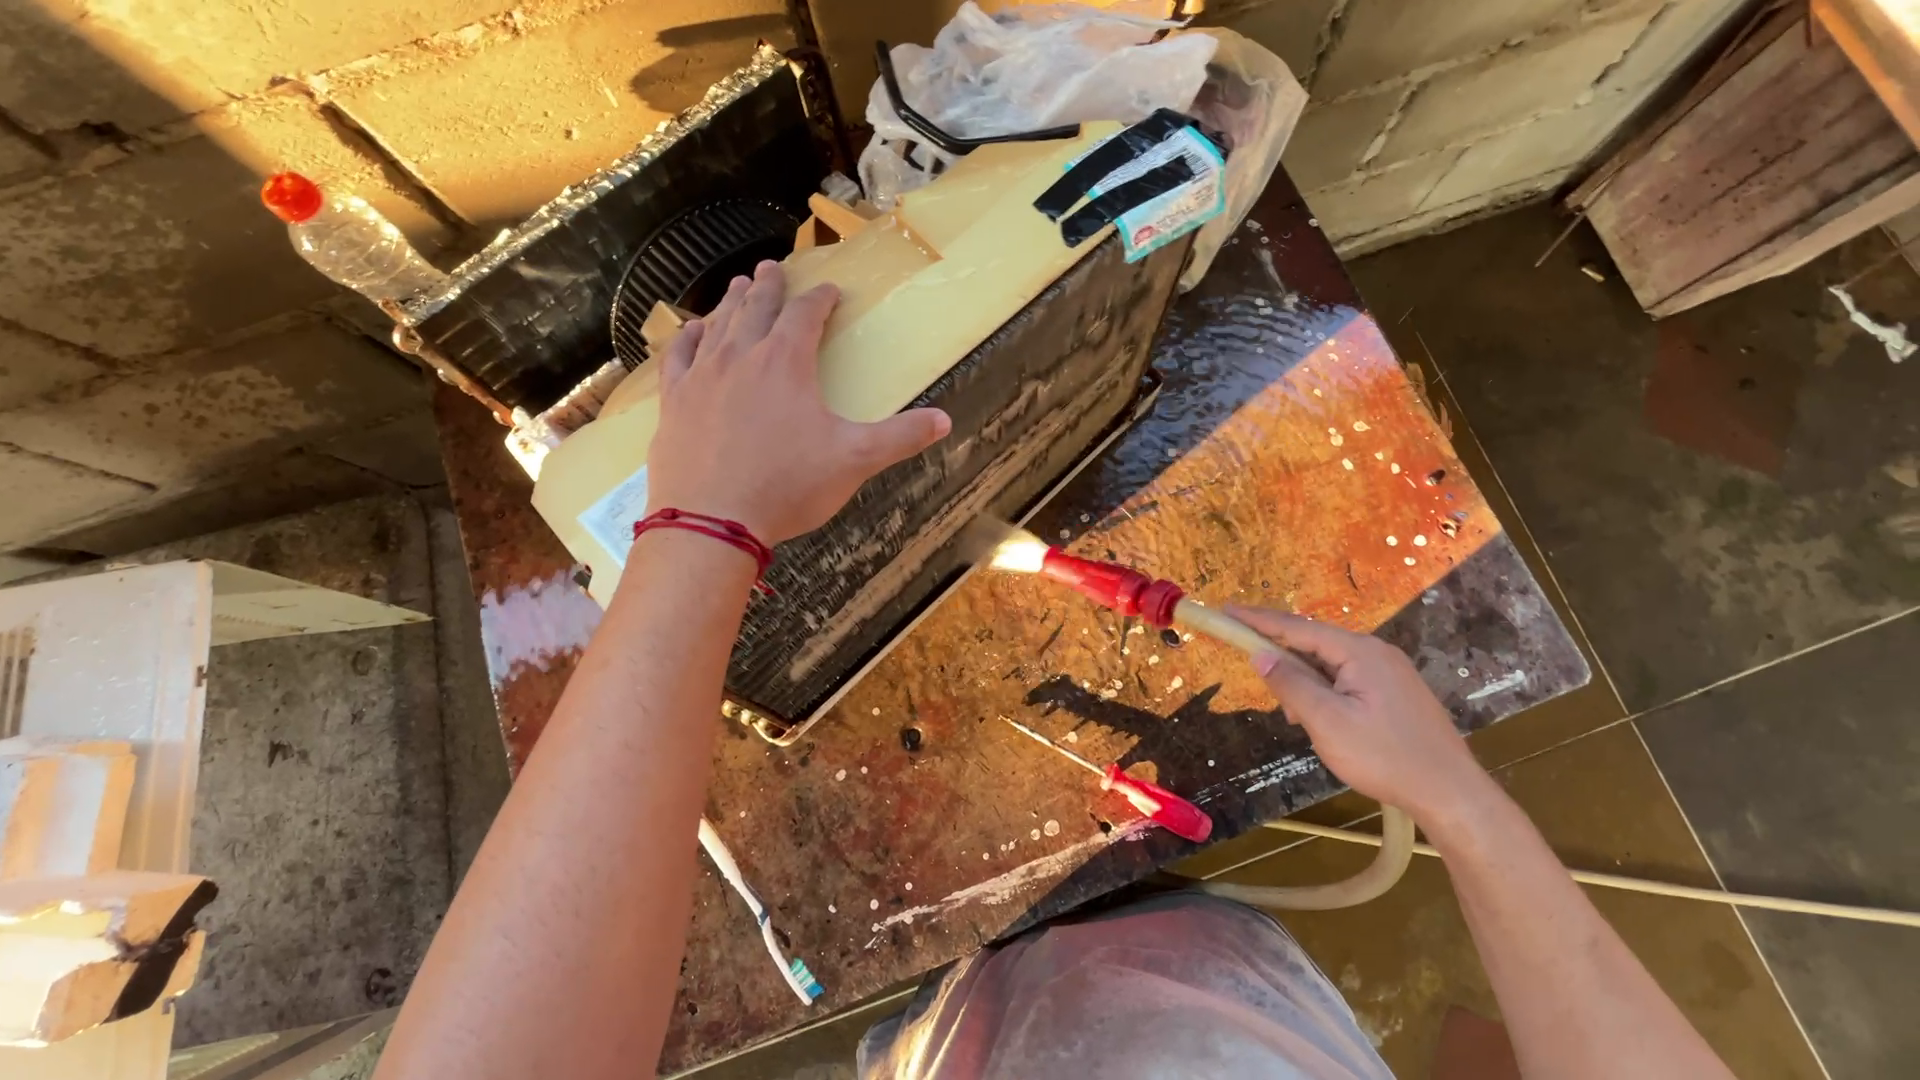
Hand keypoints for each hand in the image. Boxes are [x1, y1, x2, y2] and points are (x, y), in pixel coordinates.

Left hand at [646, 260, 951, 544]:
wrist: (711, 521)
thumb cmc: (787, 487)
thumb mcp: (854, 461)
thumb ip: (900, 437)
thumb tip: (945, 420)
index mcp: (785, 362)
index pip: (806, 315)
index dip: (821, 299)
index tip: (830, 291)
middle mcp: (741, 356)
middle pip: (757, 307)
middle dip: (770, 286)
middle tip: (773, 267)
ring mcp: (702, 376)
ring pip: (717, 324)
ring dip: (731, 302)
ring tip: (738, 286)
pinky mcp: (674, 401)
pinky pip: (678, 356)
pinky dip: (686, 337)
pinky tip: (690, 331)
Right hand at [1227, 606, 1491, 822]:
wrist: (1451, 793)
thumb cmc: (1384, 756)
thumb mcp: (1326, 722)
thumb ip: (1290, 684)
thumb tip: (1260, 654)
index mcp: (1359, 652)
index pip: (1297, 627)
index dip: (1258, 620)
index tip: (1226, 611)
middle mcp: (1376, 653)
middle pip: (1315, 645)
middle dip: (1282, 660)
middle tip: (1258, 681)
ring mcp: (1390, 673)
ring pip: (1331, 666)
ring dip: (1305, 684)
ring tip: (1294, 718)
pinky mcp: (1396, 694)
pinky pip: (1348, 681)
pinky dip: (1324, 693)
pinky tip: (1321, 721)